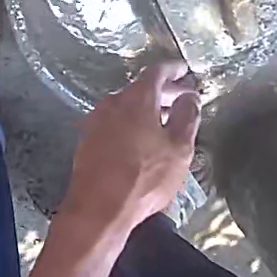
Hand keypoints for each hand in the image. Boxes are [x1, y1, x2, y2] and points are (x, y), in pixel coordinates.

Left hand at [59, 62, 200, 238]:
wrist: (98, 207)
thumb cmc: (144, 177)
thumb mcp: (178, 148)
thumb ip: (186, 117)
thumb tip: (189, 97)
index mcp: (136, 99)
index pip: (156, 72)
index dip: (173, 69)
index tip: (184, 69)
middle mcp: (112, 104)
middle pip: (140, 89)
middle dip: (163, 92)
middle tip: (182, 98)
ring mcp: (96, 122)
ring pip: (126, 107)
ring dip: (146, 110)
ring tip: (165, 121)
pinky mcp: (87, 141)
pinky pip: (114, 123)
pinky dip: (130, 124)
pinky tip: (141, 139)